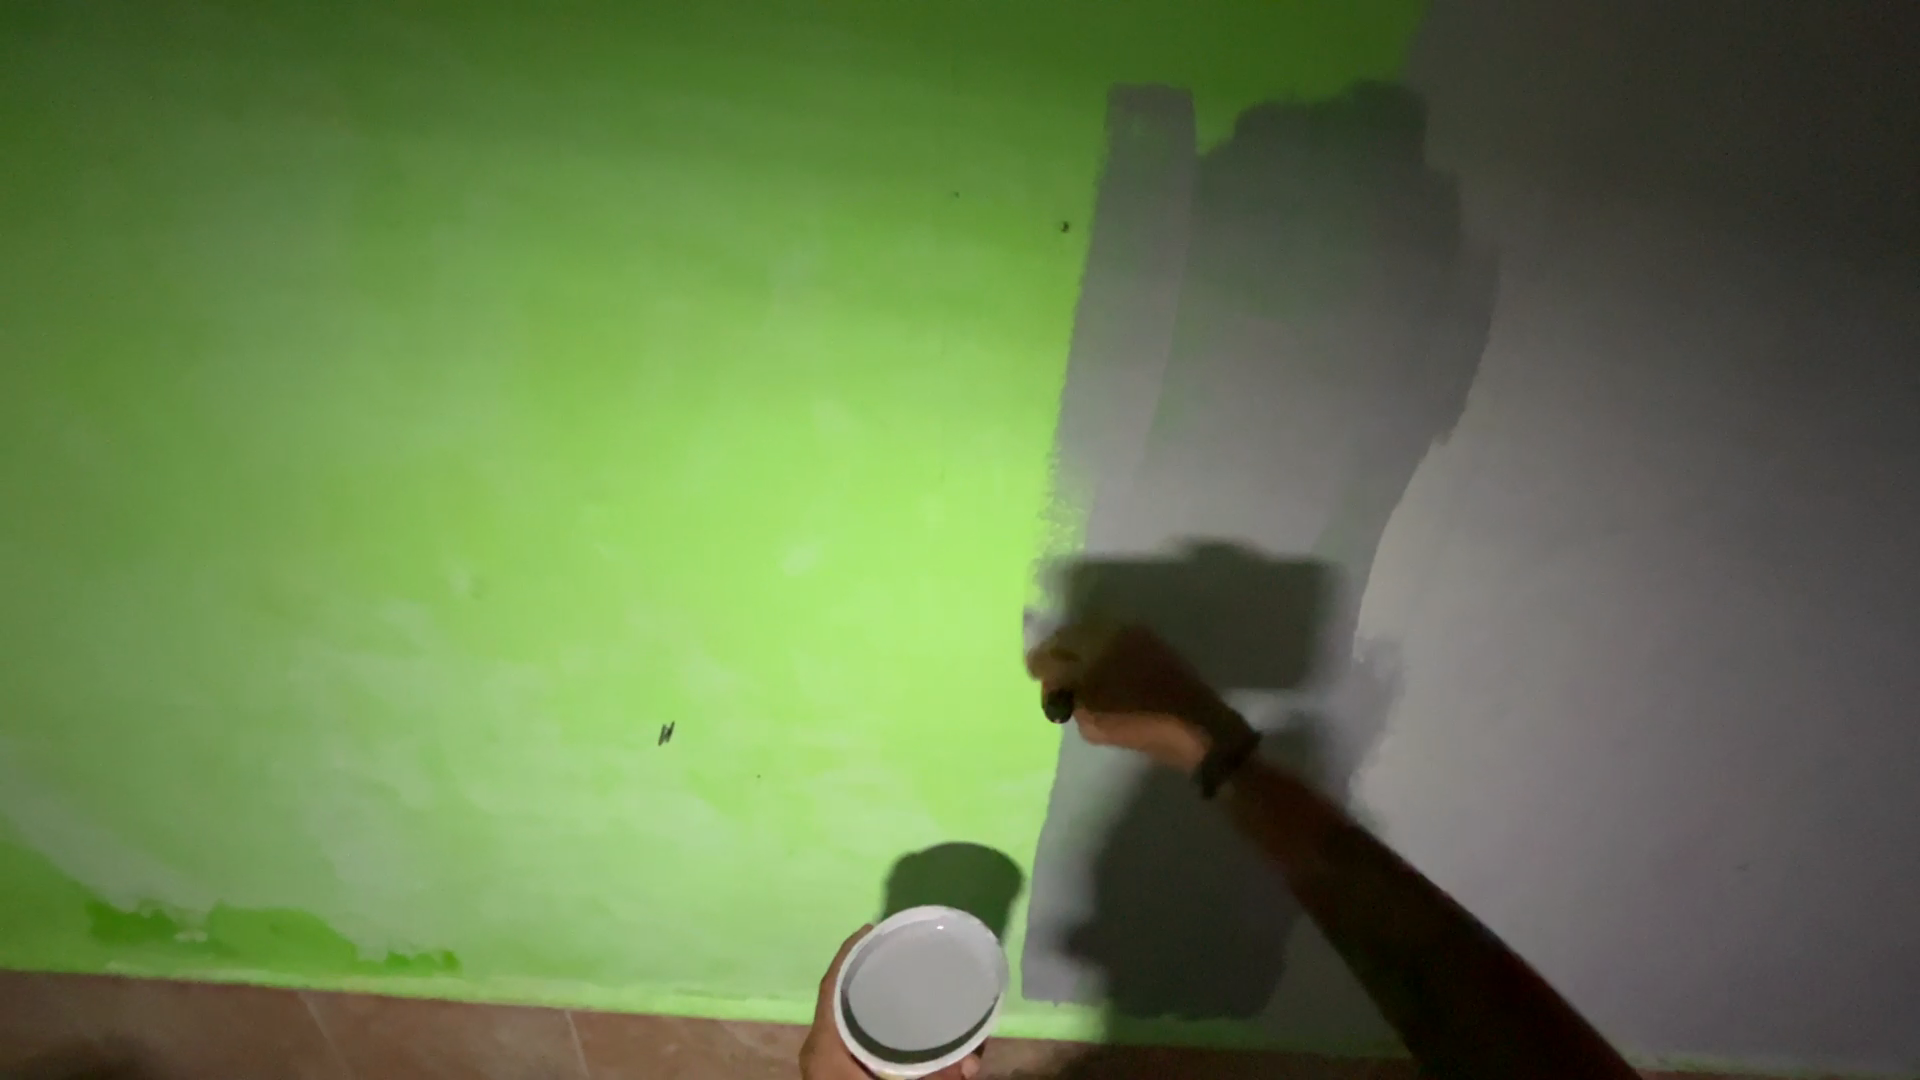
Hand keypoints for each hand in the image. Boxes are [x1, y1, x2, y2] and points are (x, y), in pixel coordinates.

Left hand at [801, 925, 983, 1079]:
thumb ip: (938, 1077)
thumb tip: (973, 1059)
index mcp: (824, 1047)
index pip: (832, 984)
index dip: (850, 951)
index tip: (874, 927)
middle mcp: (823, 1051)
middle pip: (844, 998)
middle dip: (876, 974)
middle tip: (908, 954)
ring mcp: (830, 1066)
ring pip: (852, 1021)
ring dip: (880, 1002)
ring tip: (911, 983)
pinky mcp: (842, 1076)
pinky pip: (858, 1041)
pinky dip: (880, 1028)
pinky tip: (907, 1025)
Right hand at [1025, 619, 1251, 773]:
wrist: (1199, 728)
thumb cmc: (1142, 726)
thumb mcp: (1093, 721)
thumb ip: (1067, 697)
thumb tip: (1056, 684)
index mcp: (1095, 646)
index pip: (1053, 649)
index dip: (1039, 663)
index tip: (1033, 674)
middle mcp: (1111, 631)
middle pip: (1071, 635)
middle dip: (1056, 652)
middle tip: (1049, 673)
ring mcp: (1133, 634)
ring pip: (1091, 634)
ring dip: (1078, 649)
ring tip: (1075, 673)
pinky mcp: (1150, 642)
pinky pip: (1113, 639)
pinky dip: (1100, 650)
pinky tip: (1100, 670)